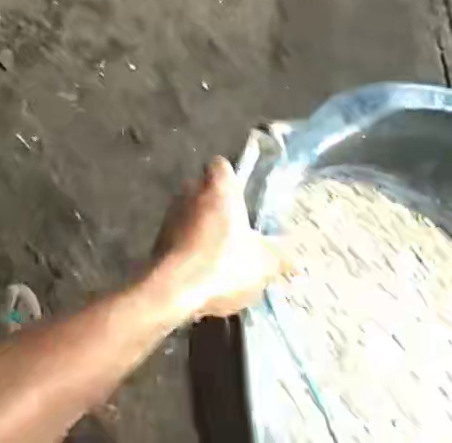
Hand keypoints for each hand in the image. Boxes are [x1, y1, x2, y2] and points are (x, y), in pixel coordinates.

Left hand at [145, 157, 285, 321]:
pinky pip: (179, 233)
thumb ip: (278, 256)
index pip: (220, 164)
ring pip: (191, 211)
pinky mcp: (159, 234)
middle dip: (218, 207)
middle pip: (206, 189)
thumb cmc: (223, 264)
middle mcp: (190, 190)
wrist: (173, 288)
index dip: (230, 178)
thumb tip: (292, 259)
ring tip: (220, 257)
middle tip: (236, 233)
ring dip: (203, 228)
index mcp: (217, 187)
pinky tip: (202, 271)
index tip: (241, 198)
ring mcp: (171, 211)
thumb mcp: (263, 264)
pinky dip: (190, 246)